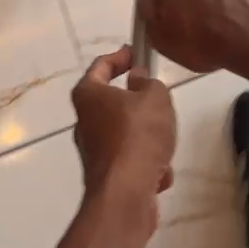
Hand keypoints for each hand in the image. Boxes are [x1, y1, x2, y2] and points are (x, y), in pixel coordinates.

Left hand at [70, 45, 176, 196]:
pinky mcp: (105, 177)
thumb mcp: (155, 97)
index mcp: (88, 94)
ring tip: (164, 147)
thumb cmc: (137, 135)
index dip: (121, 55)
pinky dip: (147, 166)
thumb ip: (149, 82)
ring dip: (148, 140)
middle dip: (140, 105)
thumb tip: (137, 80)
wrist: (125, 195)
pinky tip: (158, 175)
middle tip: (158, 103)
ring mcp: (93, 151)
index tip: (137, 52)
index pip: (101, 65)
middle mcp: (84, 120)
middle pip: (114, 102)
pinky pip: (131, 162)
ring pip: (127, 135)